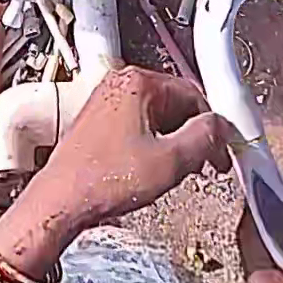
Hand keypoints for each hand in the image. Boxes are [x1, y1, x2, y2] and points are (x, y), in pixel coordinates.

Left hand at [0, 67, 232, 278]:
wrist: (62, 199)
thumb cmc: (104, 179)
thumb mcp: (170, 161)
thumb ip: (203, 138)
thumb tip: (219, 126)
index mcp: (137, 83)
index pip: (192, 93)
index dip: (212, 125)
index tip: (220, 150)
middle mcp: (121, 83)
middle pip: (174, 101)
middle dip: (192, 133)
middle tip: (202, 164)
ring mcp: (108, 98)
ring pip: (157, 113)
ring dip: (173, 139)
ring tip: (175, 170)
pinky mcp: (100, 117)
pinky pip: (138, 122)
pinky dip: (152, 141)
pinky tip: (152, 168)